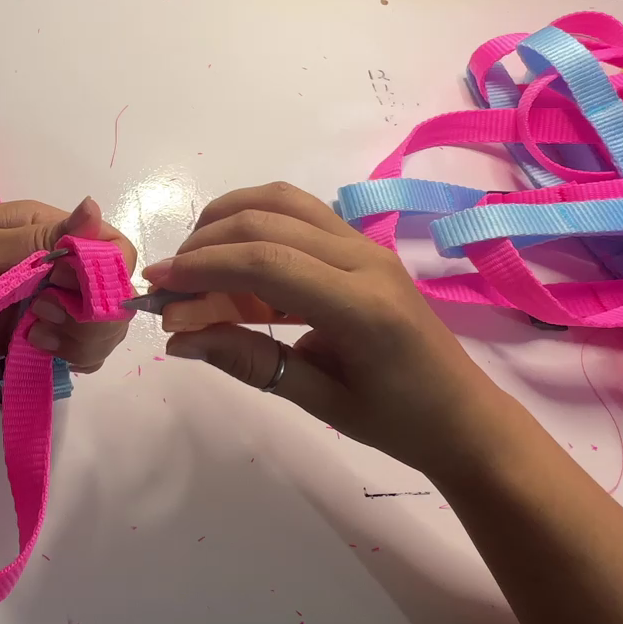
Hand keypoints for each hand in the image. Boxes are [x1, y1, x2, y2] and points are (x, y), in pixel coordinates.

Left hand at [0, 197, 134, 369]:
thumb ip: (40, 241)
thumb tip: (95, 206)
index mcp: (46, 229)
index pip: (113, 249)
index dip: (107, 276)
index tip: (71, 294)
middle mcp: (56, 264)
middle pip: (111, 297)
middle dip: (90, 317)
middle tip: (38, 317)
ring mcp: (45, 303)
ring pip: (97, 329)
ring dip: (77, 340)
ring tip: (30, 337)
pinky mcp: (30, 337)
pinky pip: (71, 352)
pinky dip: (65, 358)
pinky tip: (29, 352)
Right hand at [145, 182, 520, 477]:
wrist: (466, 418)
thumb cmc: (398, 422)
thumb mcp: (318, 400)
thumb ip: (248, 360)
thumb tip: (177, 339)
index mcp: (362, 306)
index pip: (266, 262)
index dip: (202, 268)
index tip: (157, 288)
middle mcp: (364, 259)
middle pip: (265, 223)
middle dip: (203, 247)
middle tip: (165, 285)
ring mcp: (364, 245)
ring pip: (279, 202)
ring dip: (224, 221)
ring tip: (192, 262)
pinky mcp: (358, 244)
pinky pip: (296, 212)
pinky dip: (251, 222)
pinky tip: (230, 255)